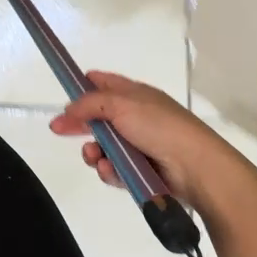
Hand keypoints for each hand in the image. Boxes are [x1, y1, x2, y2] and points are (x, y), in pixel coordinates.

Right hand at [48, 70, 243, 209]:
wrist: (198, 168)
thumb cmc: (159, 126)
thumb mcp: (119, 104)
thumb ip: (89, 103)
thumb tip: (67, 109)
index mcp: (134, 95)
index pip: (102, 84)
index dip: (82, 88)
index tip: (64, 96)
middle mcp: (135, 117)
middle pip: (98, 118)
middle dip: (79, 124)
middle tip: (58, 130)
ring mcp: (140, 145)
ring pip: (104, 146)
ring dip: (93, 151)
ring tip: (93, 157)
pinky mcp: (142, 172)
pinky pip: (116, 169)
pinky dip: (109, 170)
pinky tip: (108, 171)